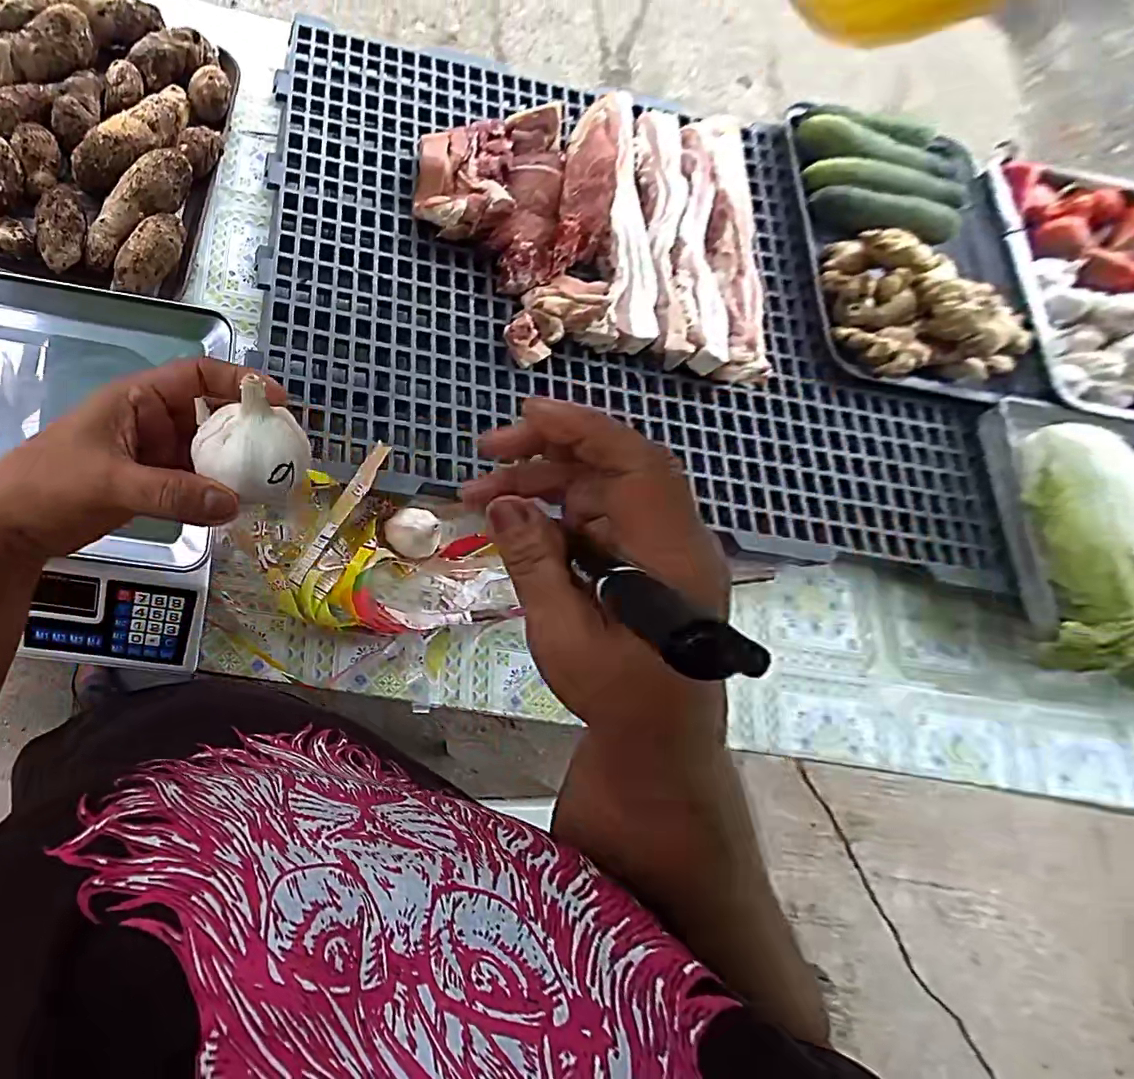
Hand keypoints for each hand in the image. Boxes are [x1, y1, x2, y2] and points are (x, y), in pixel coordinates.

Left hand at [0, 357, 283, 560]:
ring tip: (263, 483)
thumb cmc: (49, 485)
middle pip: (205, 416)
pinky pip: (186, 484)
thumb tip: (232, 503)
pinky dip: (207, 494)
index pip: (195, 376)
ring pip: (199, 454)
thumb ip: (171, 493)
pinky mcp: (144, 486)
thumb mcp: (111, 483)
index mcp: (135, 399)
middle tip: (277, 452)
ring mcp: (146, 455)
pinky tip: (230, 507)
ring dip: (227, 467)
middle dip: (240, 431)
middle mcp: (146, 421)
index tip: (275, 401)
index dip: (237, 382)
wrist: (9, 527)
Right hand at [460, 398, 731, 740]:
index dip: (584, 430)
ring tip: (478, 495)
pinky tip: (511, 521)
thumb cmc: (615, 693)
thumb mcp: (562, 631)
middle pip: (613, 468)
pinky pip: (594, 517)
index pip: (635, 466)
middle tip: (485, 455)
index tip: (528, 414)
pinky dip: (550, 511)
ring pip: (598, 489)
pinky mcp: (639, 560)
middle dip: (547, 452)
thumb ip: (535, 563)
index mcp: (667, 555)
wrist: (657, 735)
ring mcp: (655, 548)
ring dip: (539, 484)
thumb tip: (503, 505)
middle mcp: (669, 539)